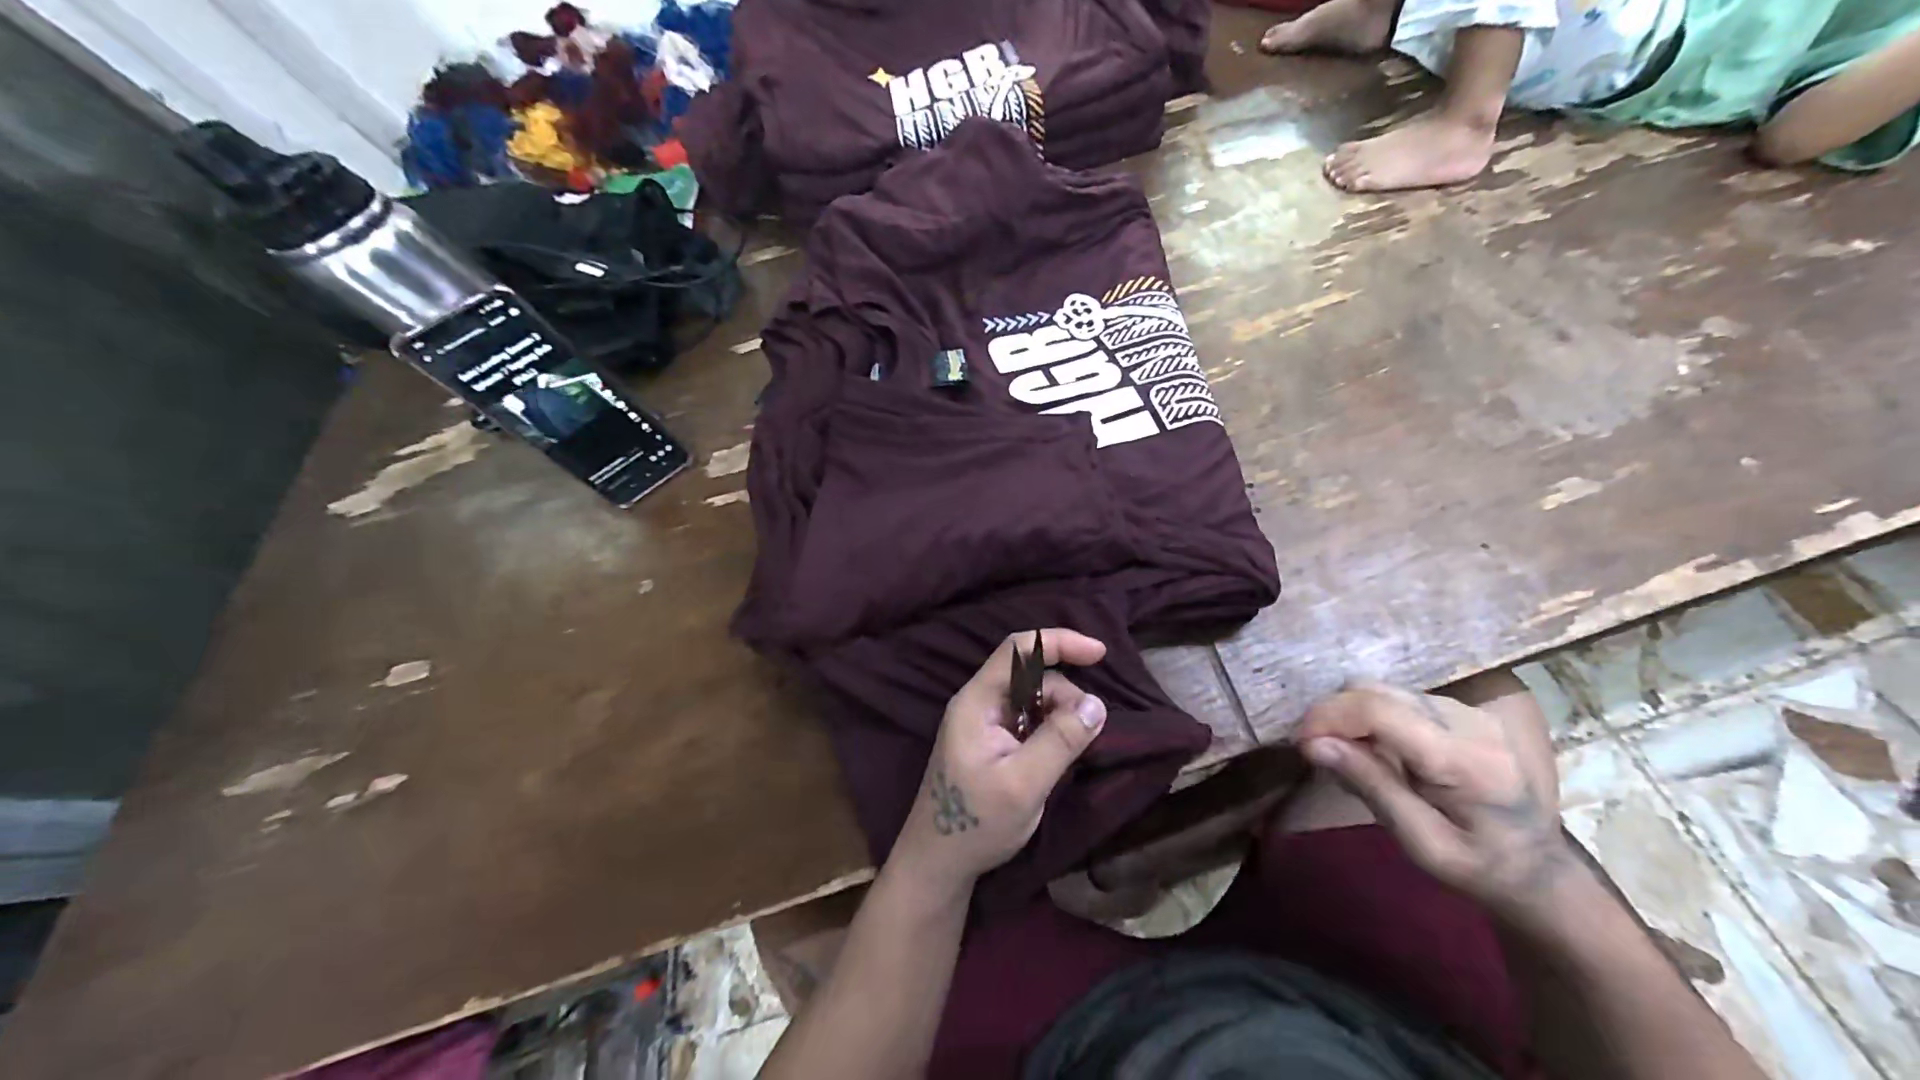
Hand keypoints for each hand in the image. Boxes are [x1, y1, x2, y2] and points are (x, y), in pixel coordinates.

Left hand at [888, 629, 1109, 899]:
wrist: (938, 863)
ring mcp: (985, 724)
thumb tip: (1097, 704)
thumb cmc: (975, 823)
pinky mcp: (993, 744)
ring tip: (1078, 746)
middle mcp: (979, 704)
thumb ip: (1060, 741)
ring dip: (1061, 713)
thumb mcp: (1024, 784)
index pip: (1018, 650)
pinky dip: (1052, 727)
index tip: (1099, 652)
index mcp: (977, 702)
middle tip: (1090, 730)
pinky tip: (1064, 751)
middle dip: (1066, 693)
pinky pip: (1029, 720)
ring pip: (1033, 699)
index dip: (1059, 641)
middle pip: (1030, 675)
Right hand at [1292, 681, 1574, 926]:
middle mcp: (1469, 721)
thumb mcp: (1422, 843)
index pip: (1380, 710)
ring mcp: (1469, 710)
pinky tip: (1374, 749)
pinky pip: (1399, 696)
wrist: (1541, 869)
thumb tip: (1313, 744)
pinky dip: (1372, 715)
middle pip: (1376, 691)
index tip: (1301, 743)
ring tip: (1346, 753)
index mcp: (1464, 759)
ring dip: (1352, 714)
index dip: (1329, 717)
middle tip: (1317, 751)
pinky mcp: (1463, 708)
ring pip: (1384, 689)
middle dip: (1334, 714)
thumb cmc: (1481, 867)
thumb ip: (1371, 787)